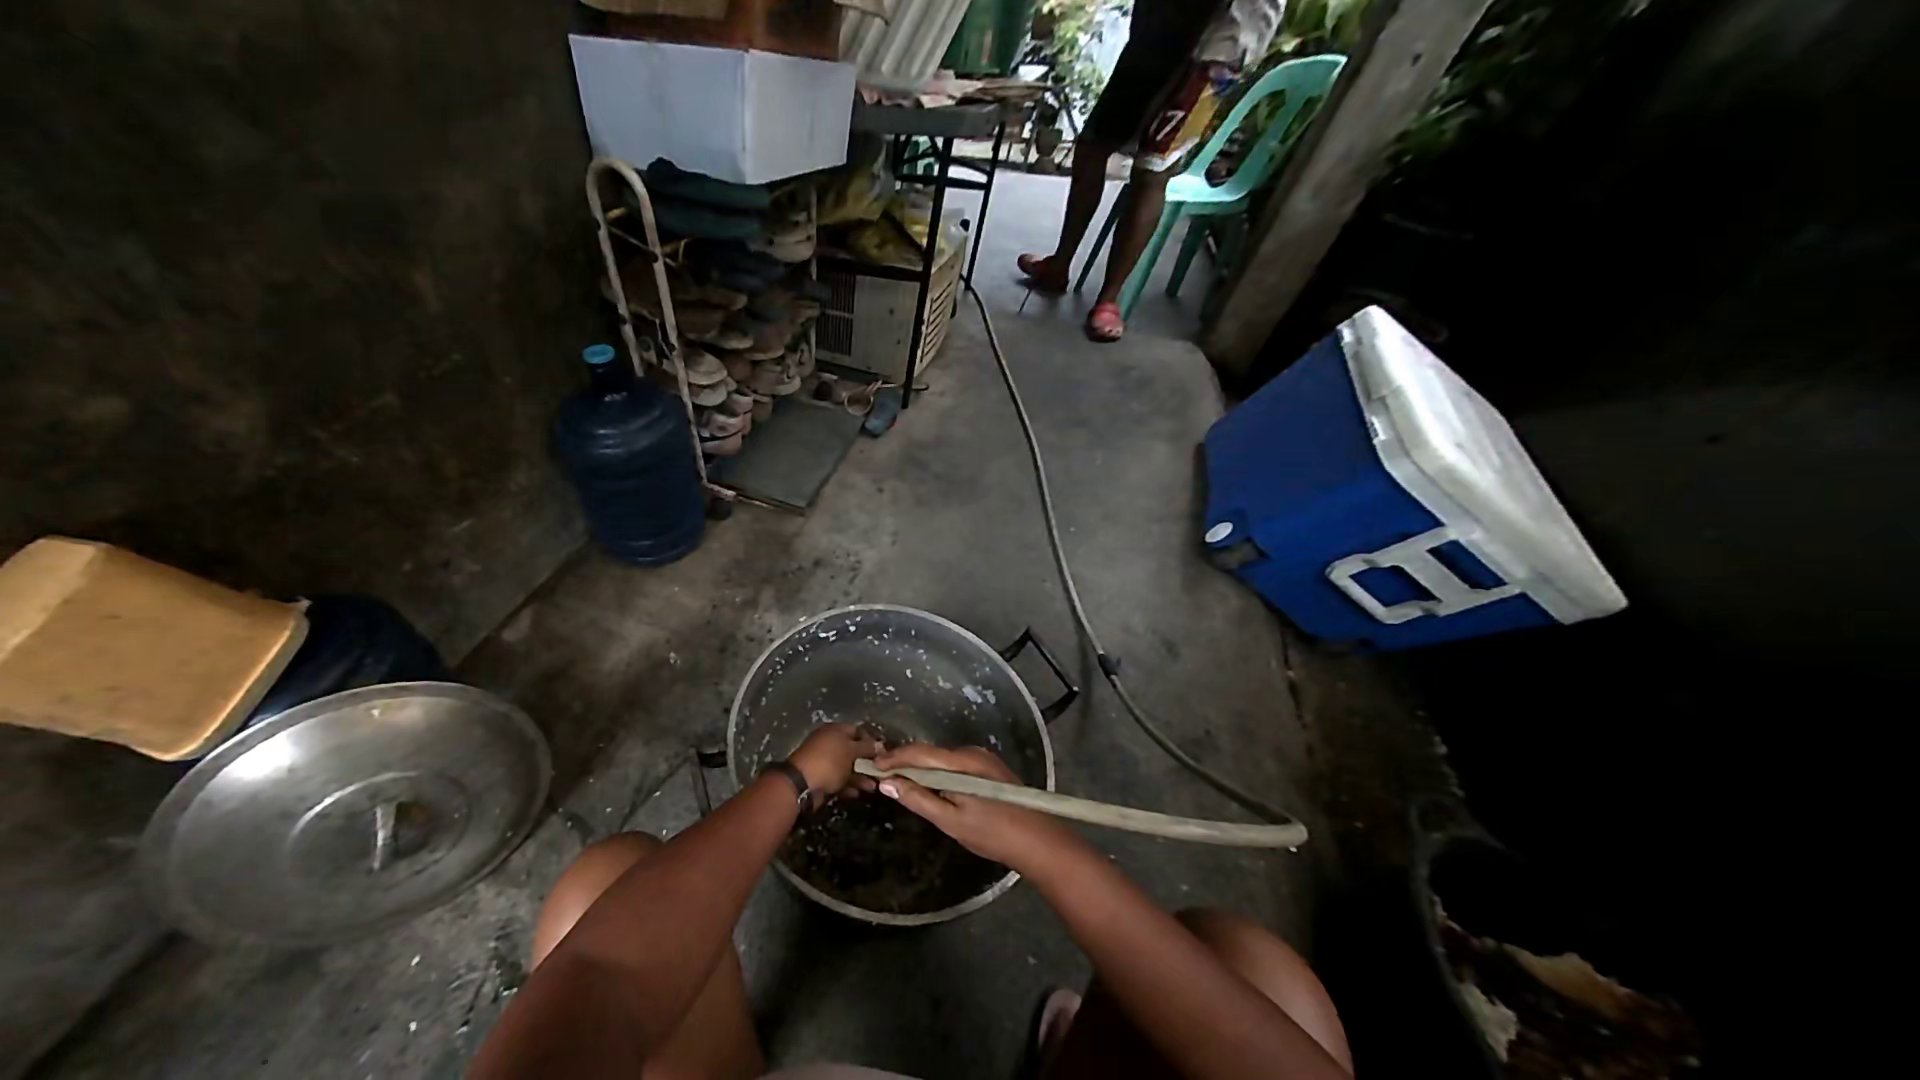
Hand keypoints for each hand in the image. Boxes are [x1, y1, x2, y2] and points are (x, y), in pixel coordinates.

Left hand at [787, 723, 882, 804]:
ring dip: (861, 776)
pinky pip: (839, 780)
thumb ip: (866, 747)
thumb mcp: (851, 751)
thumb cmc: (829, 762)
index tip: (883, 752)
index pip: (857, 730)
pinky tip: (858, 793)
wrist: (801, 786)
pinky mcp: (821, 778)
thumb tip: (879, 745)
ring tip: (874, 786)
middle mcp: (829, 743)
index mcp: (835, 731)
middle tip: (881, 771)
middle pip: (853, 749)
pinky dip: (849, 785)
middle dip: (867, 761)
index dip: (871, 740)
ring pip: (847, 767)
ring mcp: (824, 762)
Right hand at [870, 743, 1083, 869]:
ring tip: (898, 782)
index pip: (919, 752)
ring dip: (920, 767)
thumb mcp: (950, 821)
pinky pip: (954, 764)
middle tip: (880, 775)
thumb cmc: (992, 834)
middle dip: (904, 761)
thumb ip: (918, 799)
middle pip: (930, 752)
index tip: (870, 767)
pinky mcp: (989, 768)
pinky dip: (937, 772)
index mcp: (962, 762)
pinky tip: (929, 786)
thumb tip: (887, 783)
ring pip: (942, 759)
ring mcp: (982, 759)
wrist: (1038, 841)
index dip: (893, 758)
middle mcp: (972, 753)